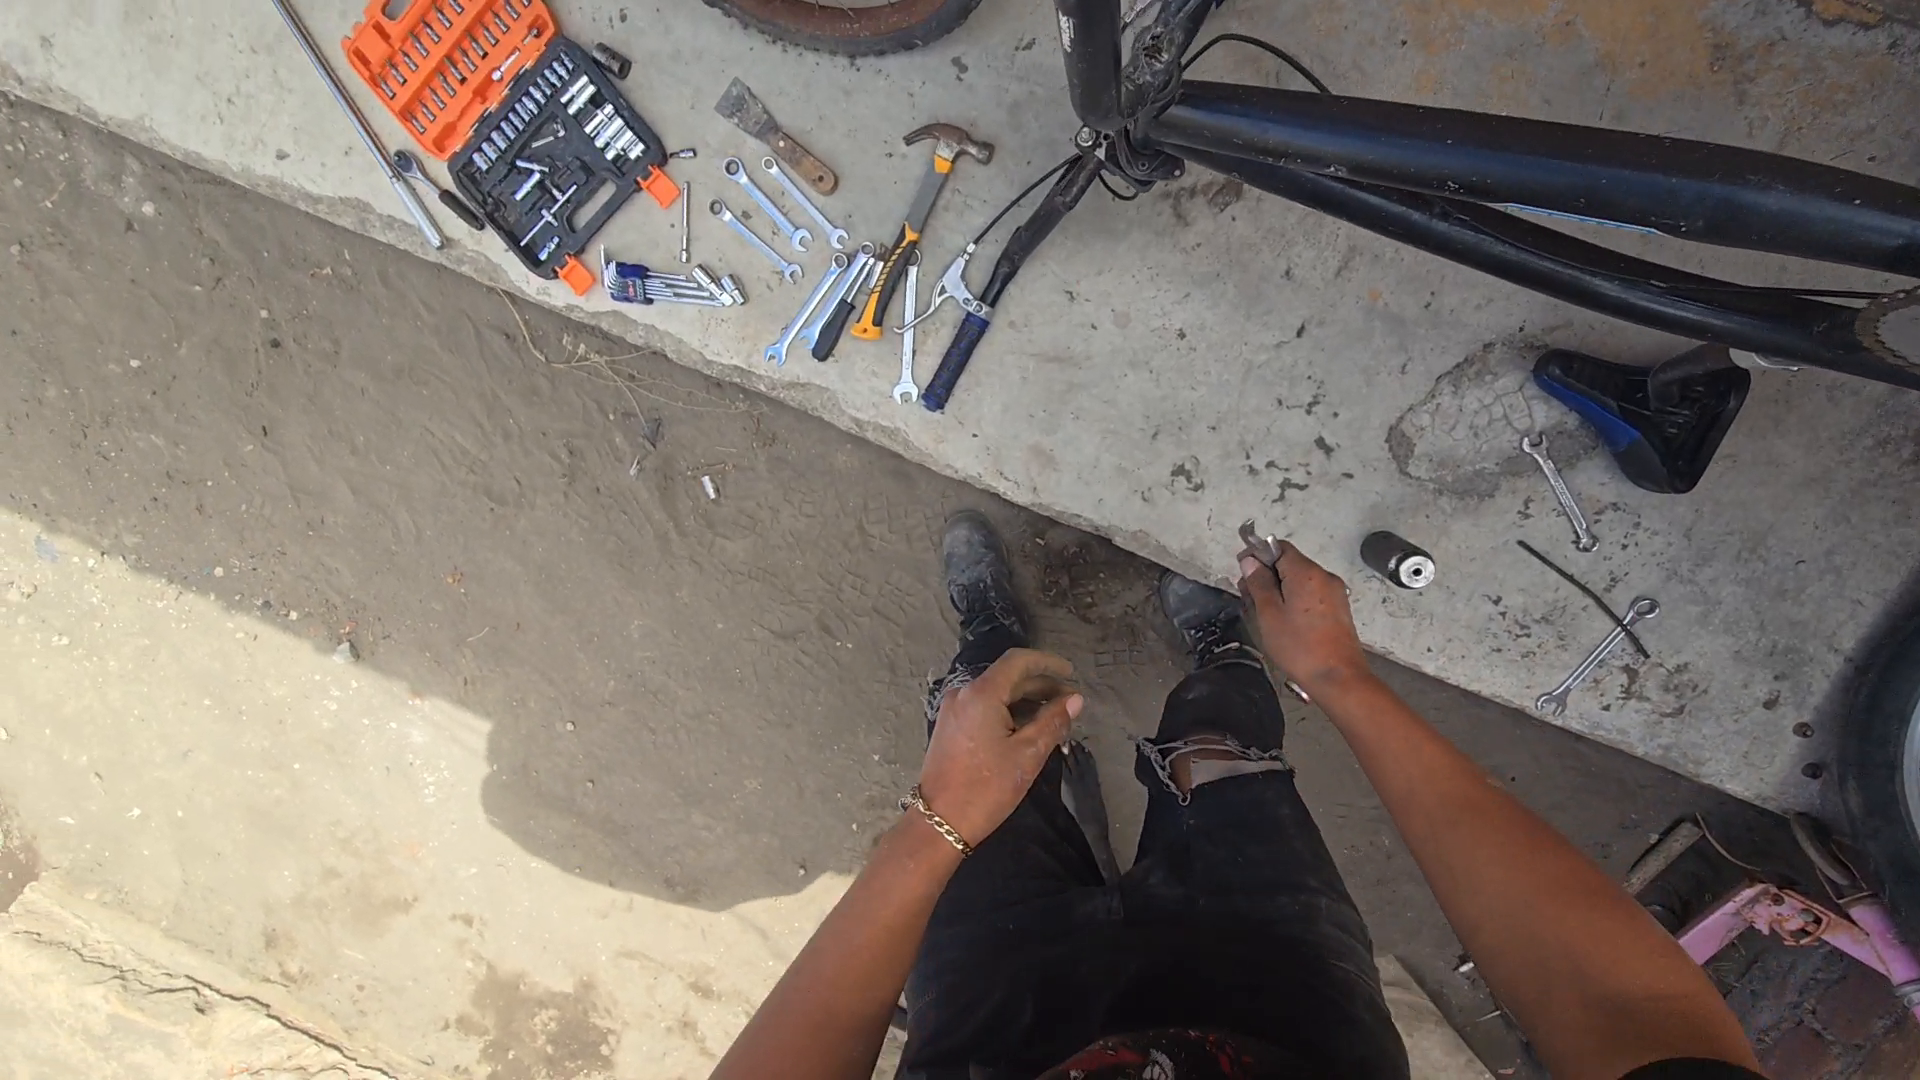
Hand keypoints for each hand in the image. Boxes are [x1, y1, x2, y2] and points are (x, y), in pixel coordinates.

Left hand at [919, 649, 1083, 846]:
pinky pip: (985, 707)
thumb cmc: (986, 788)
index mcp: (981, 693)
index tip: (1071, 673)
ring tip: (1056, 716)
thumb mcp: (1027, 755)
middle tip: (1071, 701)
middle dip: (1041, 685)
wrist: (939, 822)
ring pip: (997, 693)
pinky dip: (1009, 711)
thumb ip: (1053, 722)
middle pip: (1008, 677)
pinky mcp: (951, 725)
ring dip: (1027, 699)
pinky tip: (1029, 726)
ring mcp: (954, 709)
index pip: (1018, 661)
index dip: (1047, 662)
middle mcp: (964, 693)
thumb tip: (1076, 699)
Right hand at [1239, 542, 1371, 696]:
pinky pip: (1310, 593)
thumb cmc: (1298, 646)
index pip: (1279, 547)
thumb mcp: (1268, 614)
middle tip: (1248, 598)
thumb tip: (1250, 561)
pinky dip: (1293, 599)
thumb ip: (1258, 583)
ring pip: (1299, 580)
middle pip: (1289, 563)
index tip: (1242, 573)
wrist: (1338, 678)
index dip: (1257, 555)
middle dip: (1266, 575)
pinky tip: (1283, 620)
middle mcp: (1324, 576)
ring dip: (1278, 589)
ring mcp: (1334, 593)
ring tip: (1263, 613)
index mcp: (1306, 573)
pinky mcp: (1338, 608)